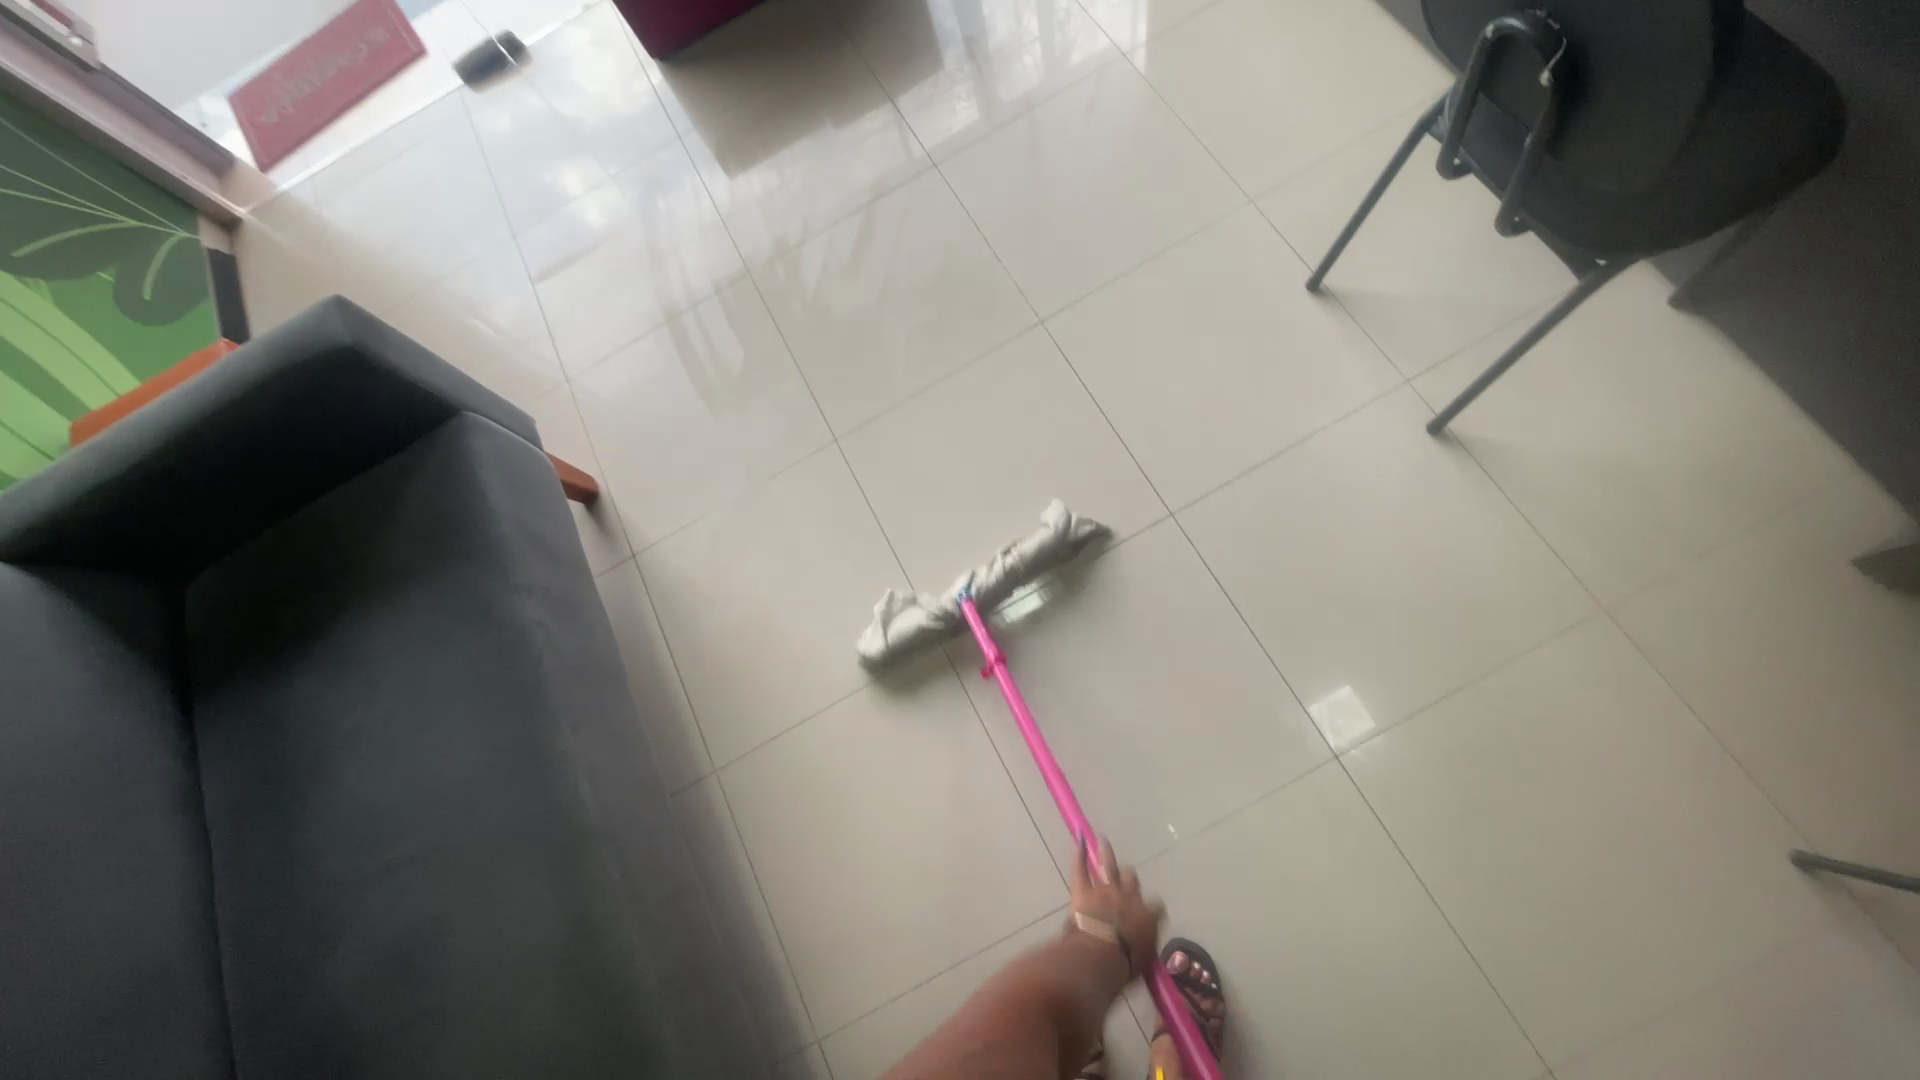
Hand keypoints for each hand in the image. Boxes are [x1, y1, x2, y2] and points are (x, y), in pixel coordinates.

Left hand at [1070, 839, 1165, 977]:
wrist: (1100, 957)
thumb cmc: (1125, 967)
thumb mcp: (1144, 964)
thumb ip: (1144, 952)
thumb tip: (1141, 955)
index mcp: (1148, 917)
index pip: (1156, 907)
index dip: (1153, 907)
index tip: (1152, 910)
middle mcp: (1129, 898)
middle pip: (1131, 880)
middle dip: (1128, 877)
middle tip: (1126, 873)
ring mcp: (1106, 890)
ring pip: (1108, 865)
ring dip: (1106, 852)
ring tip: (1102, 840)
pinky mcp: (1084, 890)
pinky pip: (1081, 869)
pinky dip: (1079, 855)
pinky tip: (1078, 842)